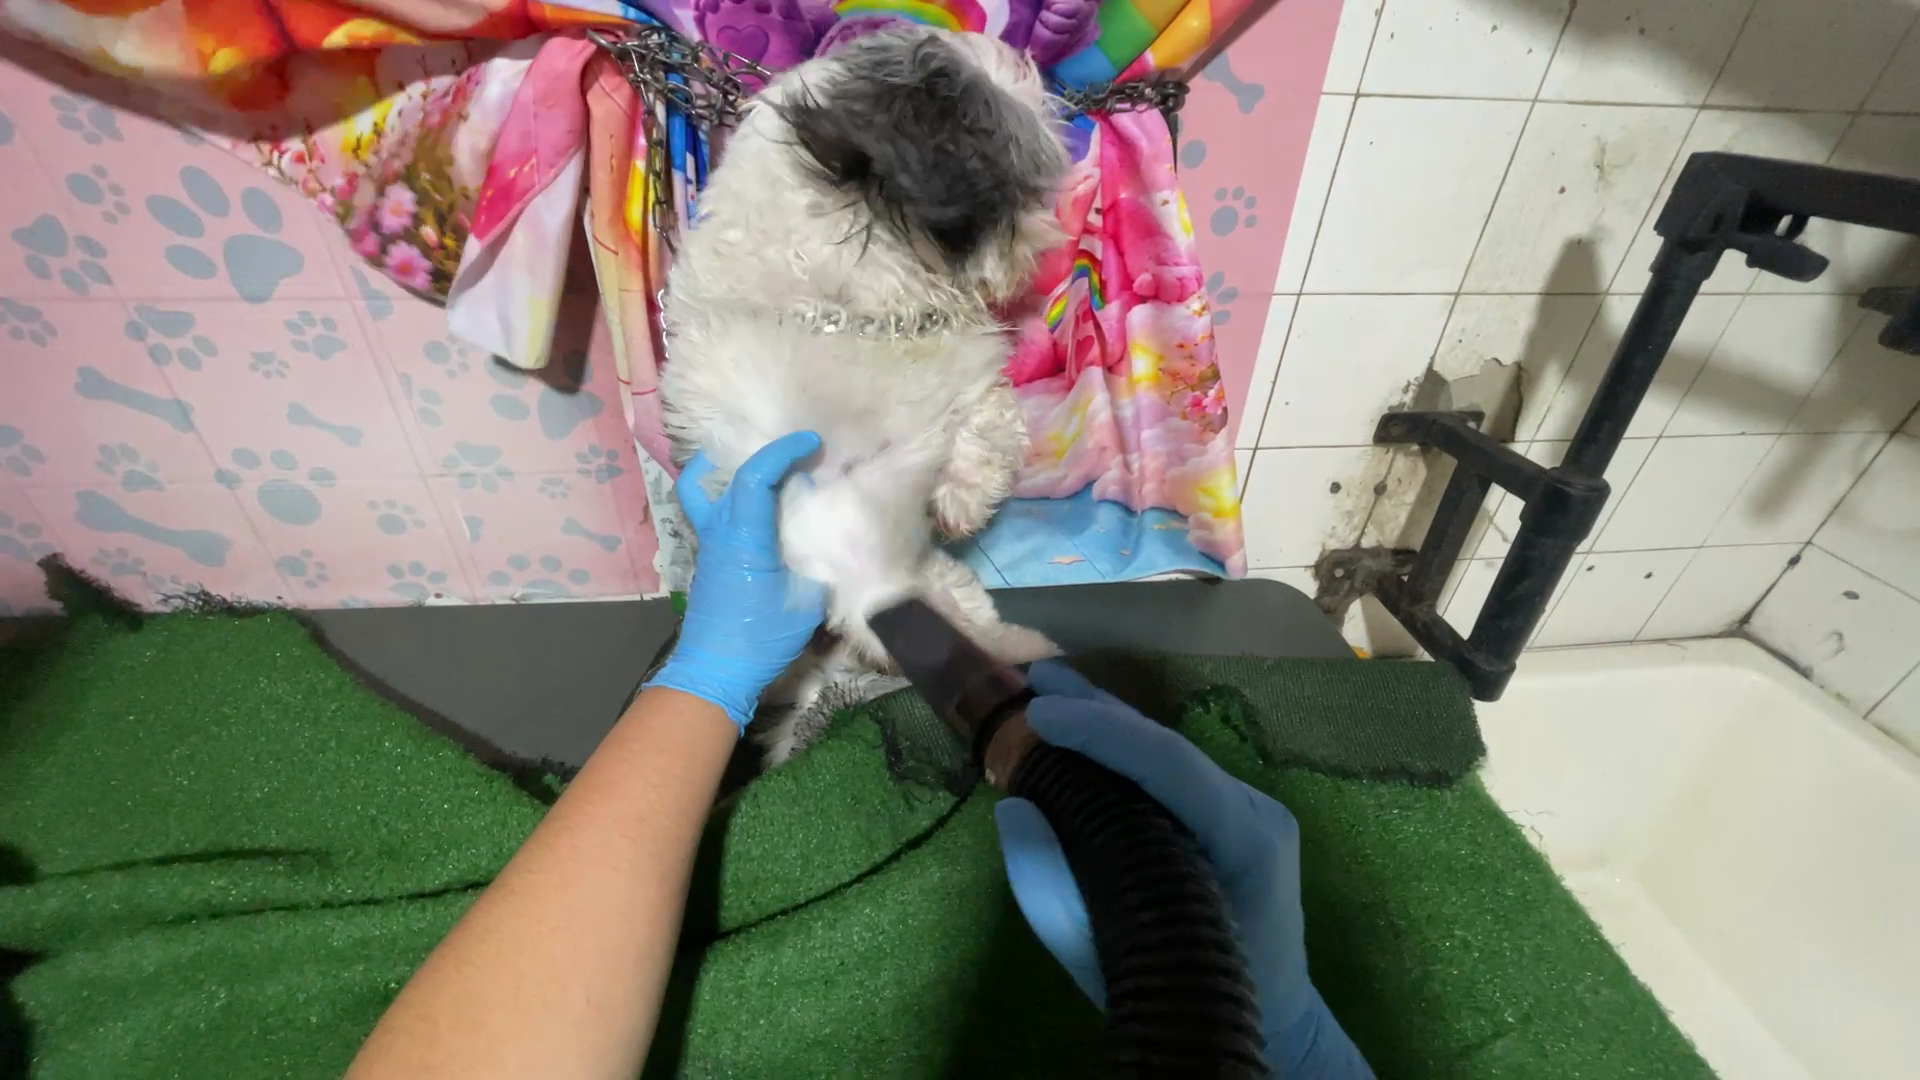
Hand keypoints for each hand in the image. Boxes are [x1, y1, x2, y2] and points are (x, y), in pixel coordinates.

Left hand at [645, 432, 825, 729]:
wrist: (714, 669)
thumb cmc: (762, 638)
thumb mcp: (807, 603)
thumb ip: (821, 561)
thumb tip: (835, 532)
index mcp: (746, 539)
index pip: (756, 476)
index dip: (783, 451)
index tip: (811, 443)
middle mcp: (720, 530)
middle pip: (733, 473)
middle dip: (769, 453)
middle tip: (803, 454)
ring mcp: (708, 540)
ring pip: (708, 485)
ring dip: (736, 465)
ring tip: (770, 464)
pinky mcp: (708, 551)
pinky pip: (708, 505)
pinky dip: (725, 487)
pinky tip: (753, 496)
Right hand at [994, 661, 1373, 1079]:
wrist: (1271, 1018)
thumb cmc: (1185, 998)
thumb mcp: (1108, 962)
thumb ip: (1055, 896)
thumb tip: (1013, 809)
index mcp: (1245, 844)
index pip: (1171, 765)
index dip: (1102, 731)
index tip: (1037, 713)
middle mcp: (1253, 810)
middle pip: (1166, 742)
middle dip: (1094, 708)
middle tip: (1032, 682)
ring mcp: (1245, 804)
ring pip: (1163, 745)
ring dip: (1101, 717)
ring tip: (1045, 688)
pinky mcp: (1228, 806)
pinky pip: (1165, 764)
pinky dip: (1115, 742)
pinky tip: (1079, 725)